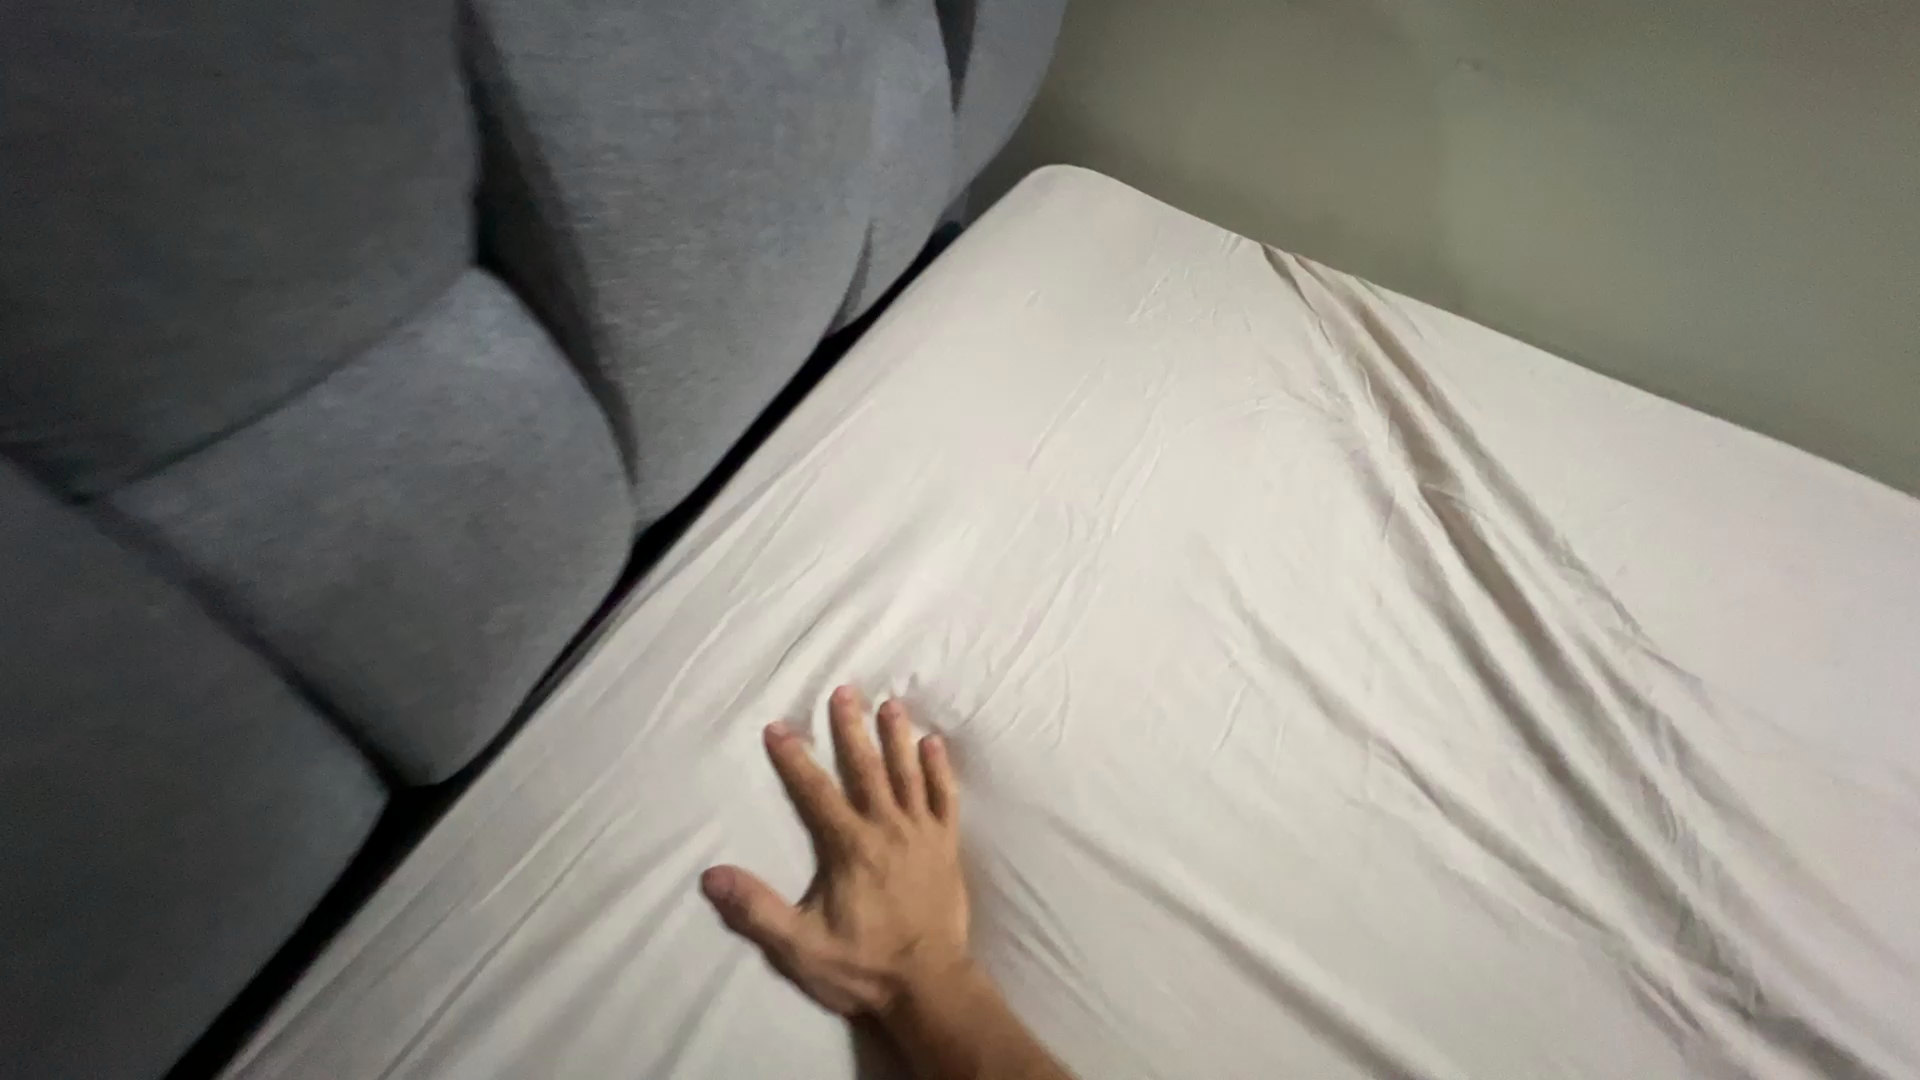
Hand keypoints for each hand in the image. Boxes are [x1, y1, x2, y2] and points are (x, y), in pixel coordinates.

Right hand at [701, 686, 969, 1017]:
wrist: (929, 985)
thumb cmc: (863, 965)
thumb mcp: (800, 946)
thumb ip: (756, 909)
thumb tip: (712, 876)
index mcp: (850, 846)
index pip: (816, 791)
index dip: (795, 758)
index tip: (777, 726)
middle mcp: (887, 828)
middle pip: (866, 768)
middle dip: (851, 728)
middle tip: (845, 691)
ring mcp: (922, 832)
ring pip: (908, 773)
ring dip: (897, 737)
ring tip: (890, 703)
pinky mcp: (947, 843)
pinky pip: (945, 797)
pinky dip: (940, 769)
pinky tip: (935, 743)